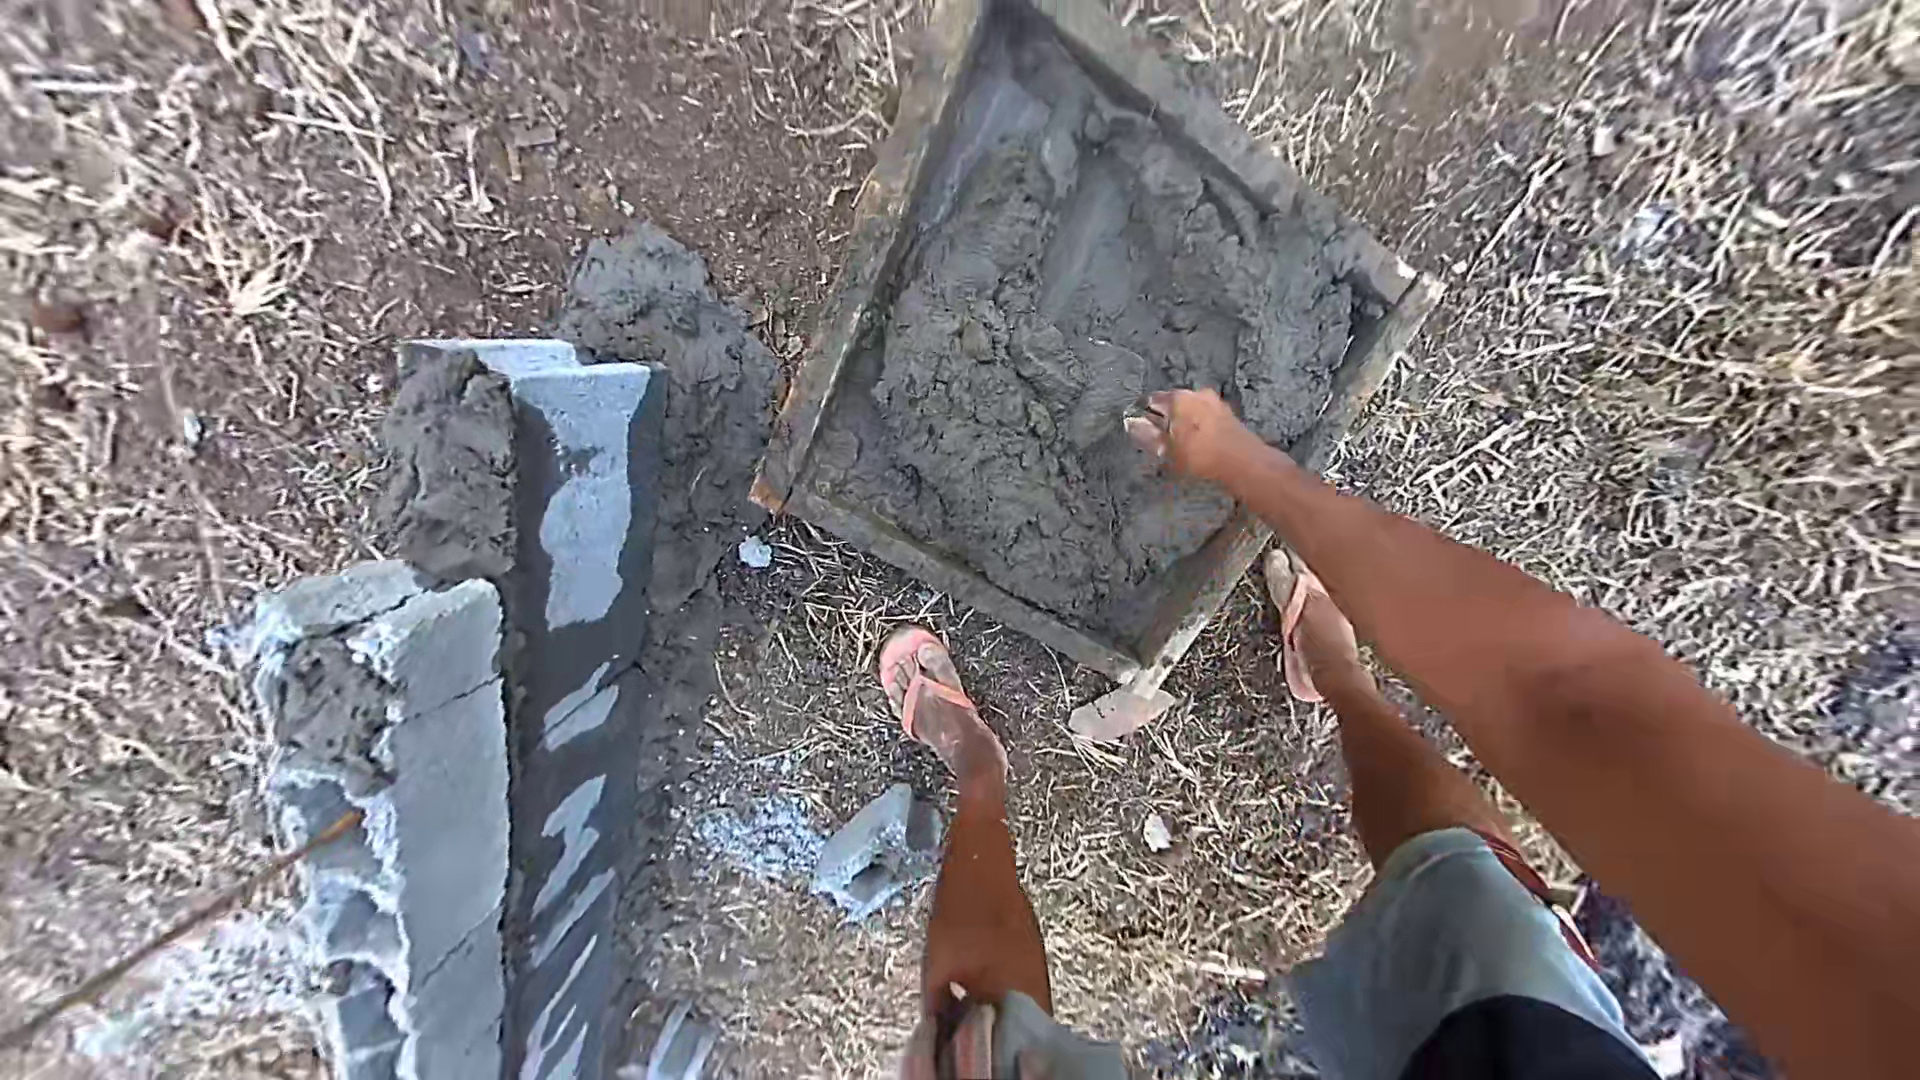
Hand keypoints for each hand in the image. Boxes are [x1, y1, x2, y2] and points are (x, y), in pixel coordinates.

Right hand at [1124, 388, 1260, 483]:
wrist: (1242, 462)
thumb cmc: (1199, 455)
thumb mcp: (1166, 450)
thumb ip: (1146, 435)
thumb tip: (1131, 423)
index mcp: (1178, 398)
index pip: (1150, 400)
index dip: (1142, 415)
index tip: (1141, 431)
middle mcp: (1196, 393)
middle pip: (1171, 403)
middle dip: (1164, 418)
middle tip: (1160, 440)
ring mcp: (1214, 401)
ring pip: (1190, 410)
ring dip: (1182, 423)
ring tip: (1180, 444)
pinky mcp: (1227, 413)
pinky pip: (1204, 417)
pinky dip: (1198, 426)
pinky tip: (1198, 443)